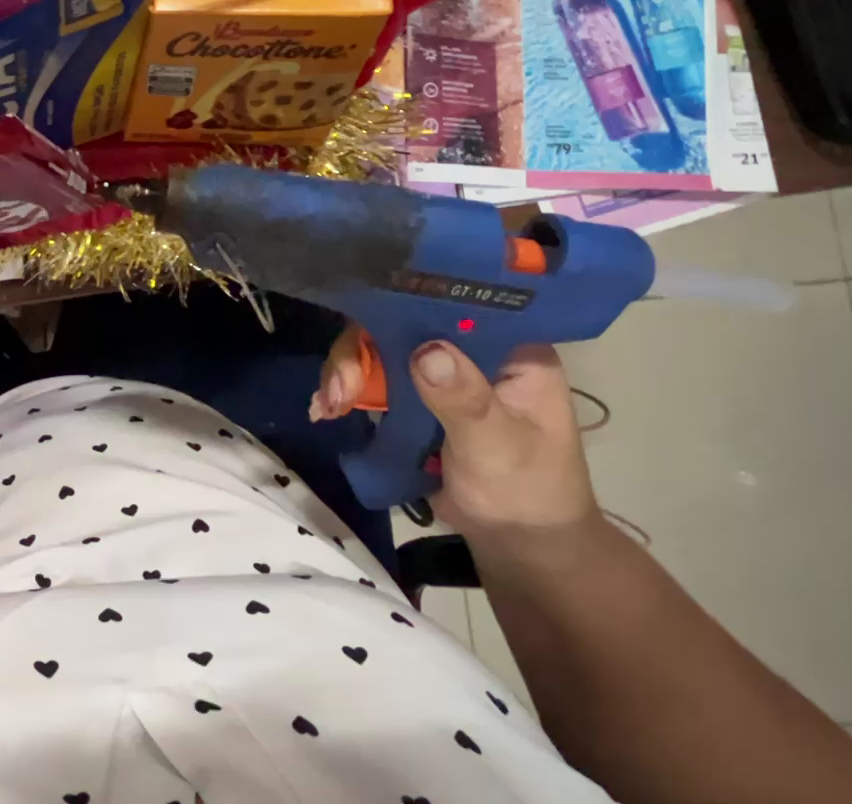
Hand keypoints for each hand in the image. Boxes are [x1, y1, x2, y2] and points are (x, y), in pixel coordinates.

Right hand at [314, 327, 597, 536]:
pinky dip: (346, 393)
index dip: (404, 308)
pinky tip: (325, 411)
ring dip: (347, 375)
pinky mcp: (416, 401)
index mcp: (510, 348)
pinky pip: (373, 382)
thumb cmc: (526, 492)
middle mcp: (473, 350)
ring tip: (326, 407)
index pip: (452, 305)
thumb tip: (427, 350)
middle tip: (339, 392)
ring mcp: (442, 376)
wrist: (518, 545)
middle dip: (361, 354)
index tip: (366, 328)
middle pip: (403, 326)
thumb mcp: (500, 446)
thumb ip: (465, 399)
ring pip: (381, 353)